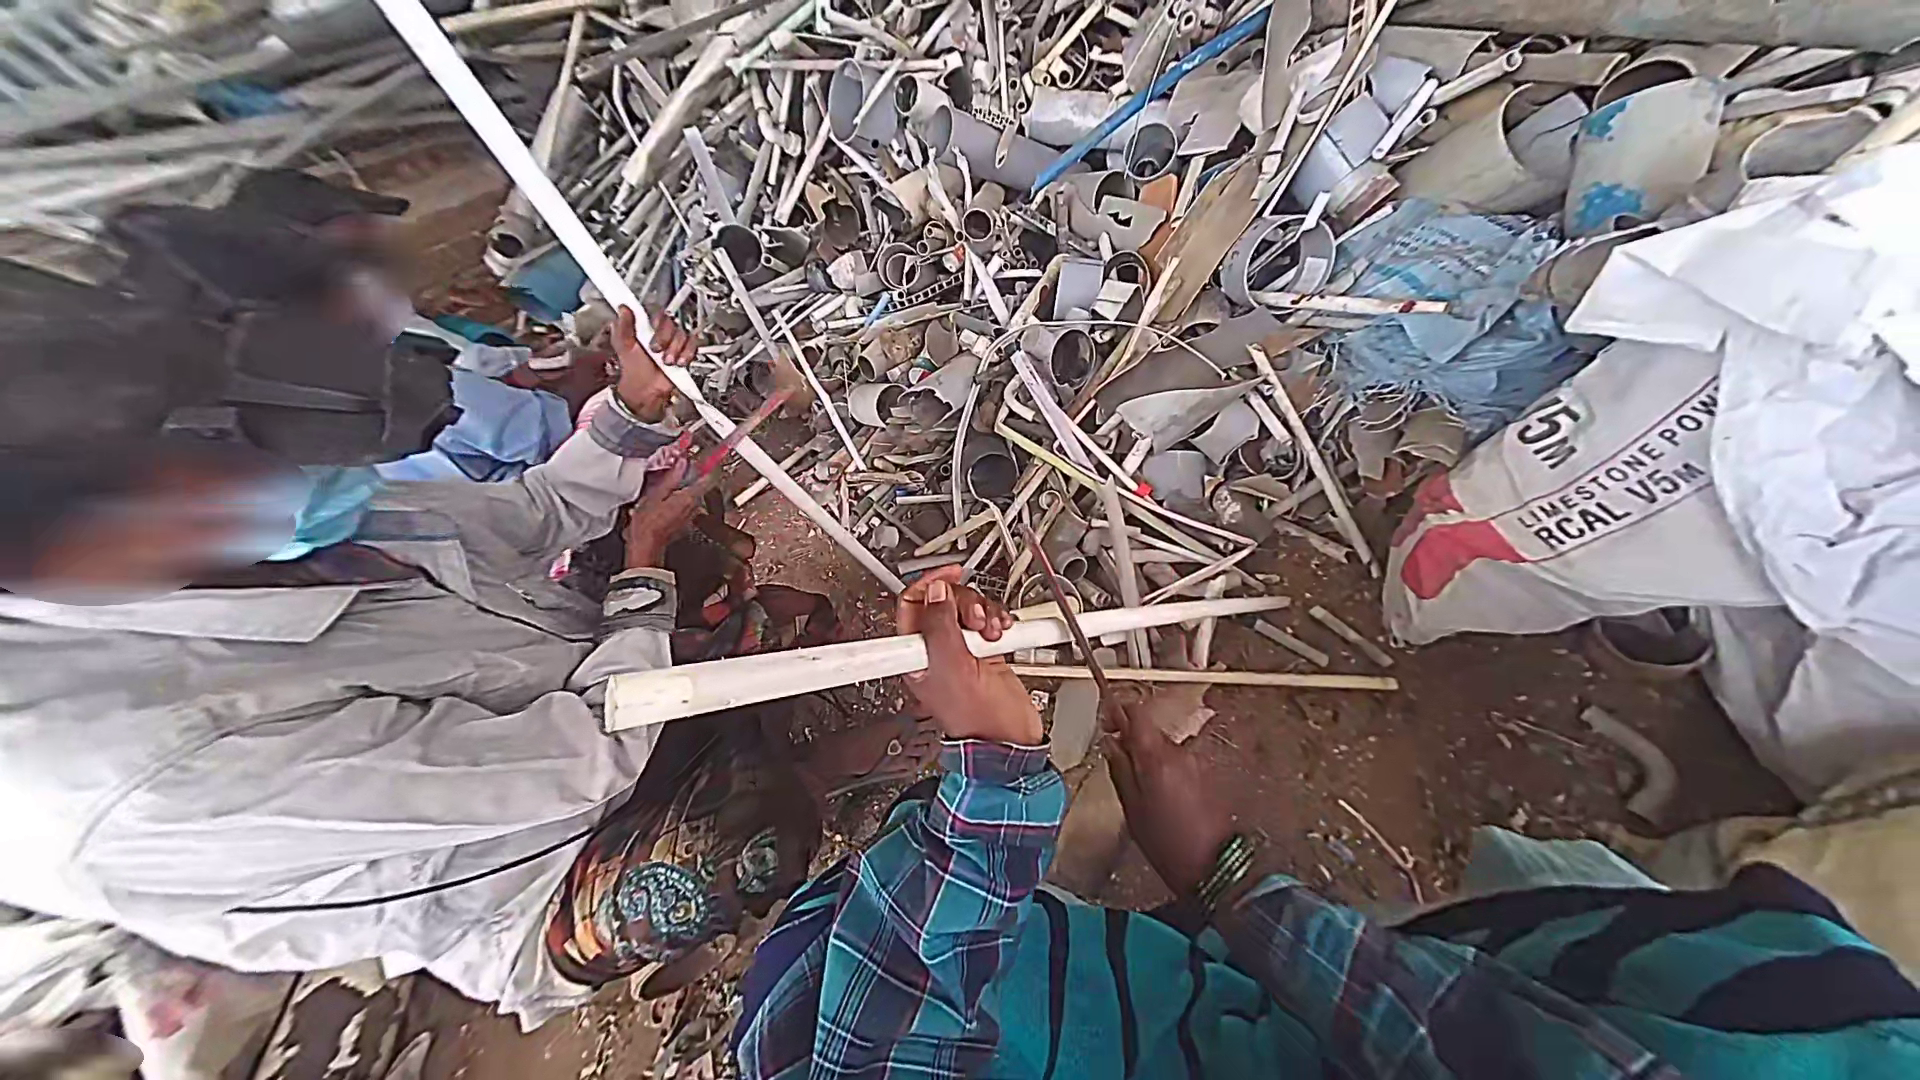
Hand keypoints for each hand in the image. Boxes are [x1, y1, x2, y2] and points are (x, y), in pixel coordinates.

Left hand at [613, 307, 694, 421]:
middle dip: (664, 338)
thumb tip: (624, 308)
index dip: (655, 321)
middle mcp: (661, 331)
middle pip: (671, 323)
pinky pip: (693, 345)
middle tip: (655, 350)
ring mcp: (674, 341)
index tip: (651, 329)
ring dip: (674, 349)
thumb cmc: (634, 369)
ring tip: (666, 361)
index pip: (656, 313)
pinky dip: (687, 353)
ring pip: (682, 334)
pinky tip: (678, 362)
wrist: (647, 389)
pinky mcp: (686, 352)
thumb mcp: (623, 345)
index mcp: (645, 326)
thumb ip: (623, 326)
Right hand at [624, 459, 710, 568]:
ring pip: (692, 496)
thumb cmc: (648, 523)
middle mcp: (695, 507)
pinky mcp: (685, 522)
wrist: (646, 545)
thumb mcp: (656, 494)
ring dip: (683, 488)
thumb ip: (671, 477)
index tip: (703, 459)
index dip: (707, 467)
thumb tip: (681, 463)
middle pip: (700, 486)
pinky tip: (664, 500)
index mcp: (690, 498)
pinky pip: (686, 506)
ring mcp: (692, 516)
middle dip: (690, 477)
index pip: (709, 478)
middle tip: (677, 468)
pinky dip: (678, 500)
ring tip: (666, 485)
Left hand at [897, 566, 1036, 744]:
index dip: (926, 585)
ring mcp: (962, 647)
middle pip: (944, 600)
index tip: (946, 576)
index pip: (911, 605)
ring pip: (969, 607)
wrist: (1011, 738)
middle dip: (965, 602)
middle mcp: (937, 648)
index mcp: (917, 654)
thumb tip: (935, 592)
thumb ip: (941, 628)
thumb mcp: (953, 670)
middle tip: (977, 621)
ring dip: (986, 611)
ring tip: (992, 632)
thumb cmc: (977, 720)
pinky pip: (990, 618)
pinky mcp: (985, 648)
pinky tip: (1004, 631)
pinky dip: (1000, 618)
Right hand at [1103, 697, 1235, 895]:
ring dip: (1149, 757)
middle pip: (1150, 729)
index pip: (1136, 712)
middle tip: (1118, 762)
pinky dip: (1166, 769)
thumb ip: (1119, 768)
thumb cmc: (1168, 843)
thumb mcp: (1131, 807)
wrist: (1215, 869)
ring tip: (1140, 787)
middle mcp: (1179, 752)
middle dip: (1132, 740)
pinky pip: (1178, 761)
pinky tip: (1161, 795)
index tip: (1107, 724)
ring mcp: (1197, 763)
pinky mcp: (1207, 776)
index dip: (1118, 712)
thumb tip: (1110, 742)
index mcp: (1156, 756)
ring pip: (1164, 746)